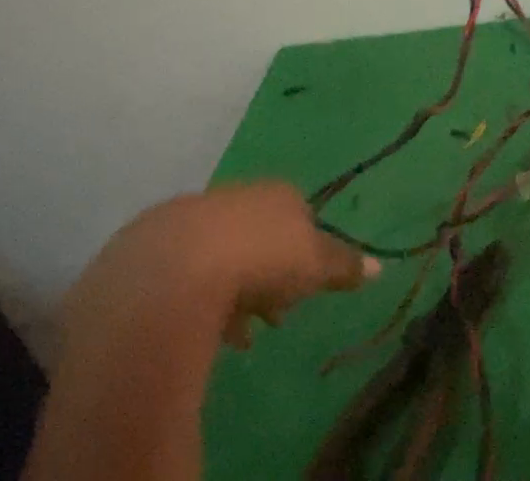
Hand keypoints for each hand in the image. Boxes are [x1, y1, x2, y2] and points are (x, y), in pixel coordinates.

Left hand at [26, 182, 377, 480]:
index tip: (304, 289)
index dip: (305, 252)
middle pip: (257, 234)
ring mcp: (188, 217)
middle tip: (273, 316)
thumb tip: (381, 267)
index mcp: (276, 194)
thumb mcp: (315, 266)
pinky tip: (200, 331)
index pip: (299, 213)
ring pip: (219, 255)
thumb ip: (345, 265)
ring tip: (237, 335)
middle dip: (267, 275)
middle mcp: (233, 196)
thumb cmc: (260, 259)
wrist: (173, 270)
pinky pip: (181, 273)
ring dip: (232, 292)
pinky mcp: (148, 247)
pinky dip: (195, 300)